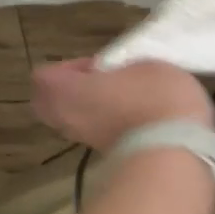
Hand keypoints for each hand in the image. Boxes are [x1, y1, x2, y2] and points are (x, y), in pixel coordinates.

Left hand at [31, 58, 214, 152]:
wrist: (169, 143)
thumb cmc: (155, 96)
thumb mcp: (149, 65)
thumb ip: (125, 67)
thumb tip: (120, 74)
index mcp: (66, 90)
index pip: (45, 74)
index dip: (72, 66)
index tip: (103, 65)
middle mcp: (62, 115)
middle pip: (48, 100)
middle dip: (70, 89)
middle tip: (102, 81)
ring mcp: (79, 136)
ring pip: (69, 116)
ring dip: (88, 105)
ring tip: (121, 97)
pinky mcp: (99, 148)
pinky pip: (91, 128)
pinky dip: (103, 120)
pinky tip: (132, 113)